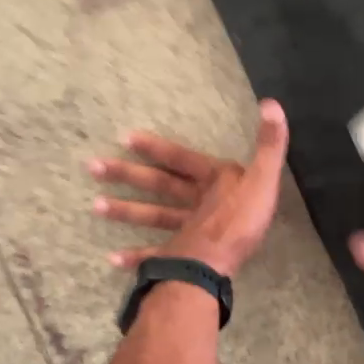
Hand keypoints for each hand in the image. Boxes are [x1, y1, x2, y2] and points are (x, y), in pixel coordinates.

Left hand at [87, 100, 288, 277]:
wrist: (221, 258)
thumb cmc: (243, 219)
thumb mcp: (264, 177)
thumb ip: (270, 144)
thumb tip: (271, 103)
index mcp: (214, 181)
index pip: (182, 158)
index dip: (157, 147)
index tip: (124, 138)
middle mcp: (194, 201)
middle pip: (159, 185)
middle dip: (128, 175)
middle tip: (92, 167)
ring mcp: (184, 230)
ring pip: (153, 217)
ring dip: (125, 211)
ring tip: (94, 206)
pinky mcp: (181, 256)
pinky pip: (156, 256)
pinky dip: (136, 258)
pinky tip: (113, 260)